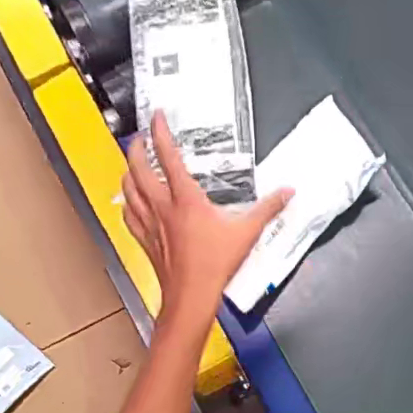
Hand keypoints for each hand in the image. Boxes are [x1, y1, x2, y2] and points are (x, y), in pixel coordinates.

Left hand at [121, 111, 290, 331]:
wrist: (191, 295)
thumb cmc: (215, 266)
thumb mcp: (247, 233)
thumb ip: (267, 209)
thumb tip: (286, 193)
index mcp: (186, 199)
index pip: (167, 155)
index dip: (160, 131)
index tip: (158, 116)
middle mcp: (162, 206)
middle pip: (137, 167)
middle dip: (136, 147)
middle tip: (139, 137)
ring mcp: (150, 223)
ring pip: (128, 188)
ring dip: (128, 171)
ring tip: (132, 162)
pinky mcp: (145, 240)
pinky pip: (128, 215)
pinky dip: (126, 202)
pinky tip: (130, 201)